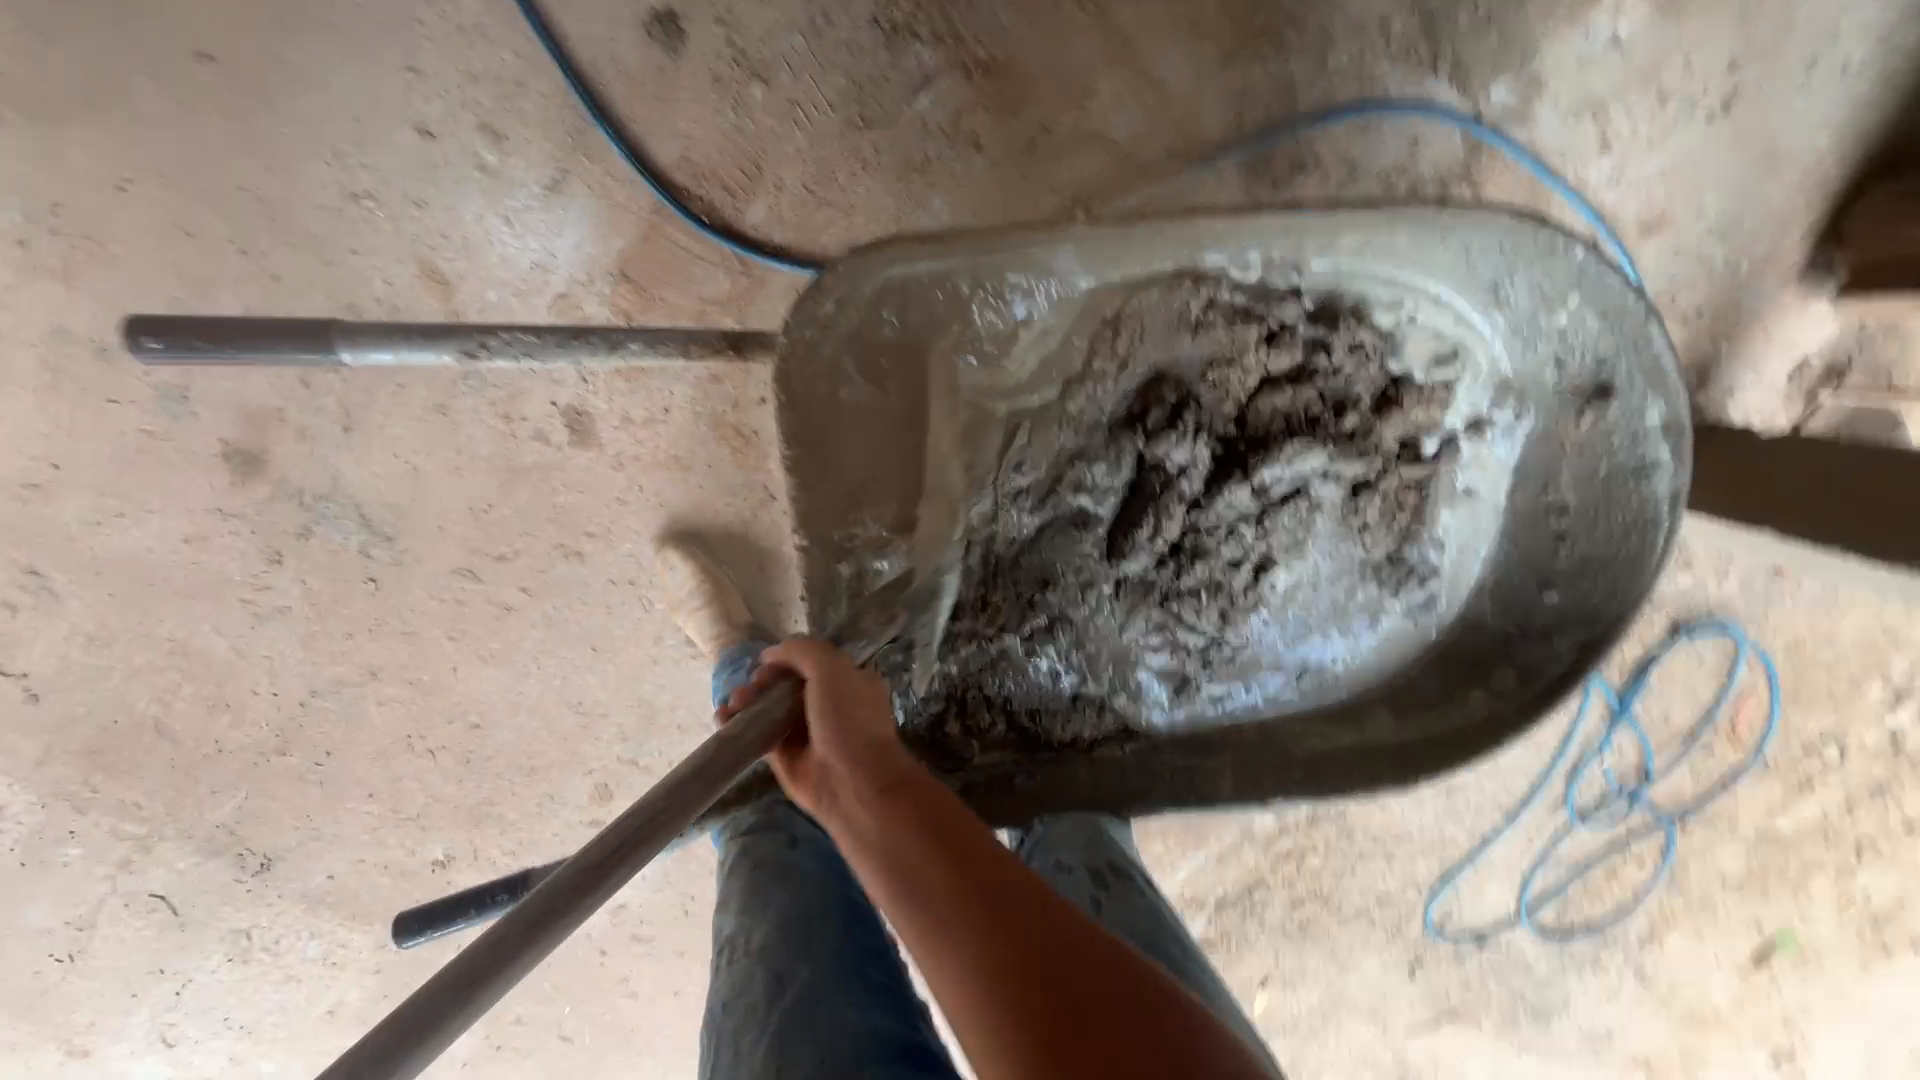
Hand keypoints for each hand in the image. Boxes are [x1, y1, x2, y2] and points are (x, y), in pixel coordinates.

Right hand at [716, 637, 919, 824]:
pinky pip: (758, 734)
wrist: (852, 780)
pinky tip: (723, 720)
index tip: (766, 665)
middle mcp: (829, 703)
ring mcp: (806, 731)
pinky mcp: (785, 756)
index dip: (785, 659)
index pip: (811, 661)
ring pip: (769, 708)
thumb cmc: (848, 718)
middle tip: (750, 688)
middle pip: (785, 684)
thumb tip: (770, 654)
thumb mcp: (833, 668)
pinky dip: (738, 725)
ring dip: (747, 701)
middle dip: (762, 681)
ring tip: (735, 704)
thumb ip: (802, 651)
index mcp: (849, 680)